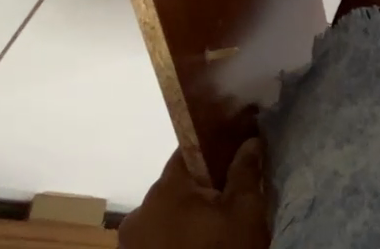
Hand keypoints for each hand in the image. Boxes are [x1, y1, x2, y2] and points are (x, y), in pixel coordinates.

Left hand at [119, 139, 268, 248]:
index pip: (188, 150)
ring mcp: (130, 241)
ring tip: (215, 223)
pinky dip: (175, 233)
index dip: (214, 144)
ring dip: (188, 211)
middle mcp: (140, 211)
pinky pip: (156, 234)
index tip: (236, 147)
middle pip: (177, 183)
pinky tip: (197, 242)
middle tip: (231, 193)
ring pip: (166, 210)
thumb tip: (249, 141)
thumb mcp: (244, 212)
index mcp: (166, 190)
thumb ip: (246, 172)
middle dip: (203, 184)